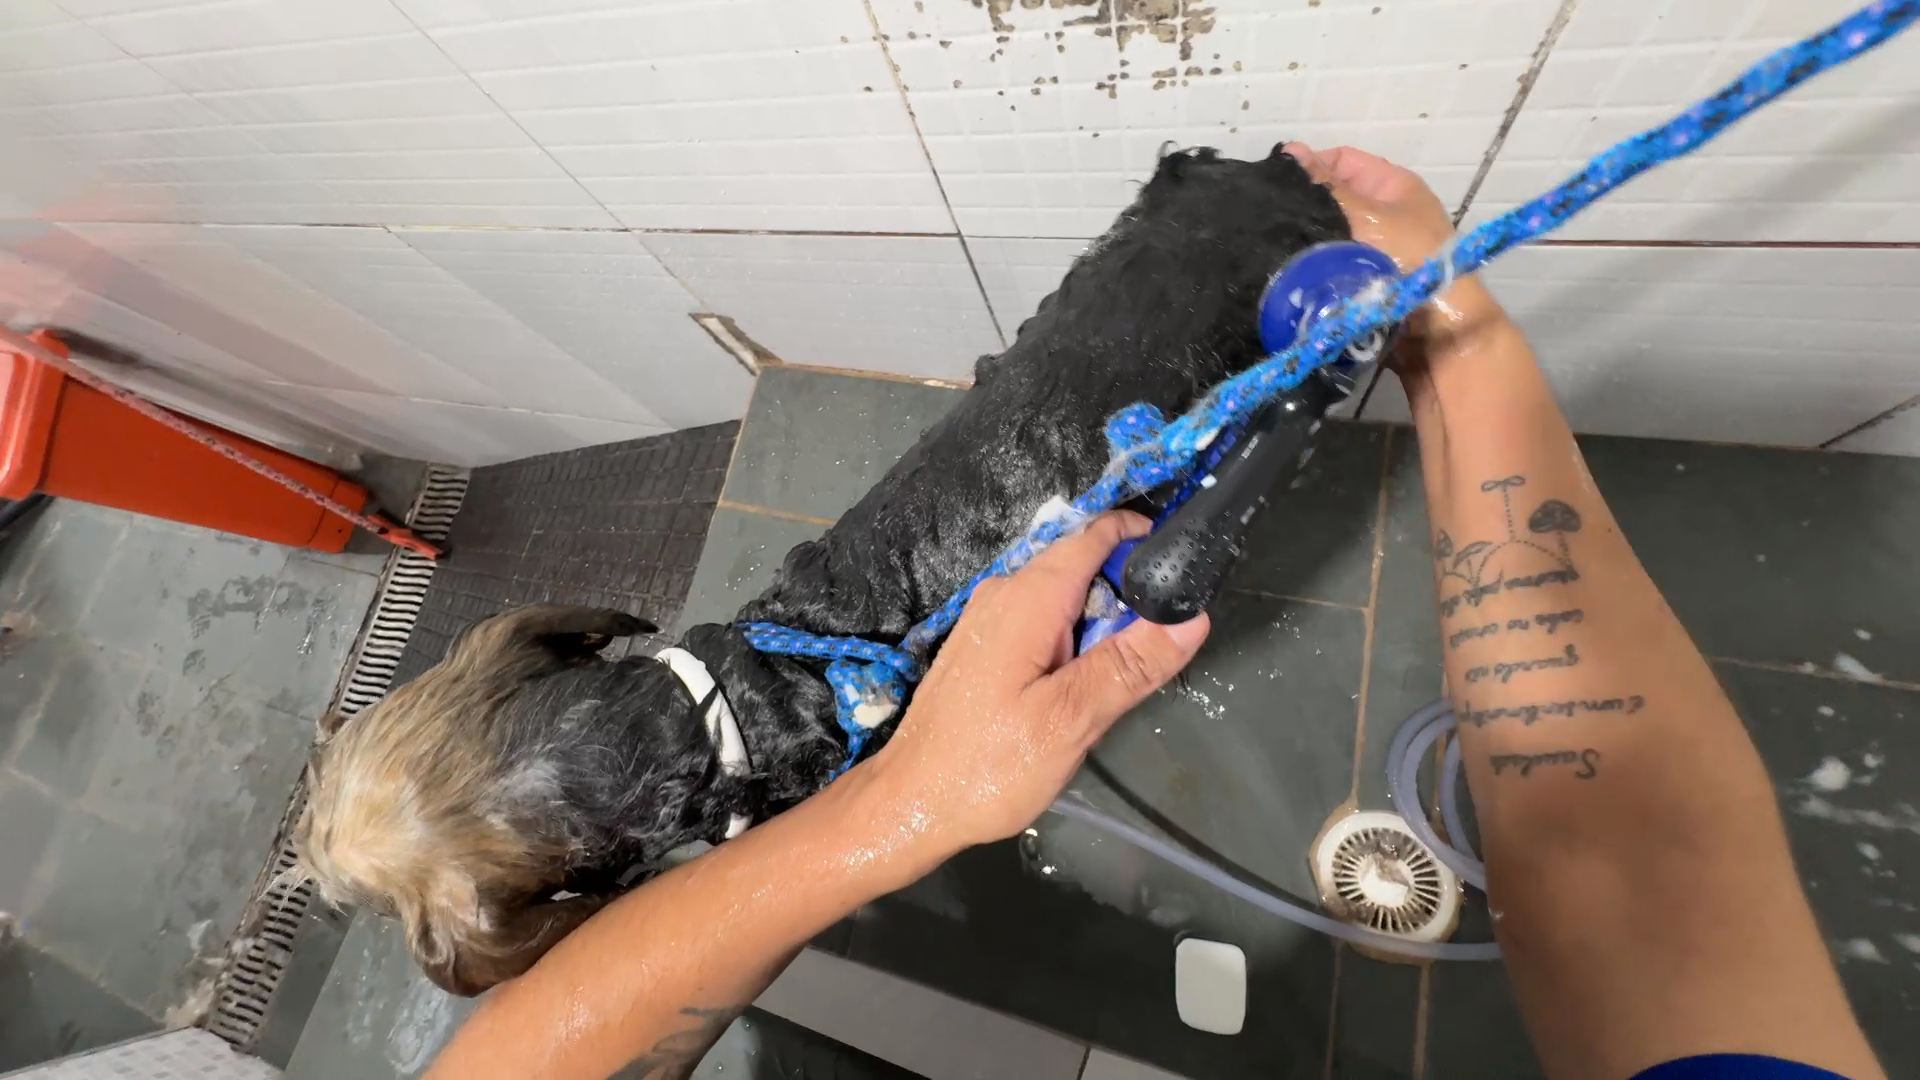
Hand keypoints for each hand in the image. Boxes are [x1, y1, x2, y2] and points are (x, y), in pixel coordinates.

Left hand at [863, 511, 1208, 853]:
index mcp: (1027, 597)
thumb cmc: (987, 765)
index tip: (1183, 563)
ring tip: (1129, 670)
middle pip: (1080, 564)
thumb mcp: (1070, 719)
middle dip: (1127, 589)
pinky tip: (1083, 682)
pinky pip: (1041, 620)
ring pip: (1063, 596)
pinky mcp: (984, 644)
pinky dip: (1073, 638)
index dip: (1140, 536)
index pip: (1092, 535)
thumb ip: (1130, 664)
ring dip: (1101, 620)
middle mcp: (1004, 593)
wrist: (911, 803)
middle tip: (1165, 639)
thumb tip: (1190, 616)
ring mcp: (989, 618)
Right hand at [1284, 142, 1509, 378]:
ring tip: (1273, 250)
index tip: (1274, 188)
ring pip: (1328, 237)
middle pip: (1333, 200)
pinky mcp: (1363, 284)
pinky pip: (1329, 269)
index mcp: (1393, 186)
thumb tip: (1290, 152)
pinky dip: (1311, 271)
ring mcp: (1374, 250)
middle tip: (1269, 222)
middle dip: (1304, 208)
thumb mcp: (1366, 215)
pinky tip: (1288, 277)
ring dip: (1305, 244)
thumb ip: (1326, 186)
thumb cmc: (1409, 260)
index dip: (1309, 167)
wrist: (1434, 330)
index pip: (1341, 161)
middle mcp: (1385, 214)